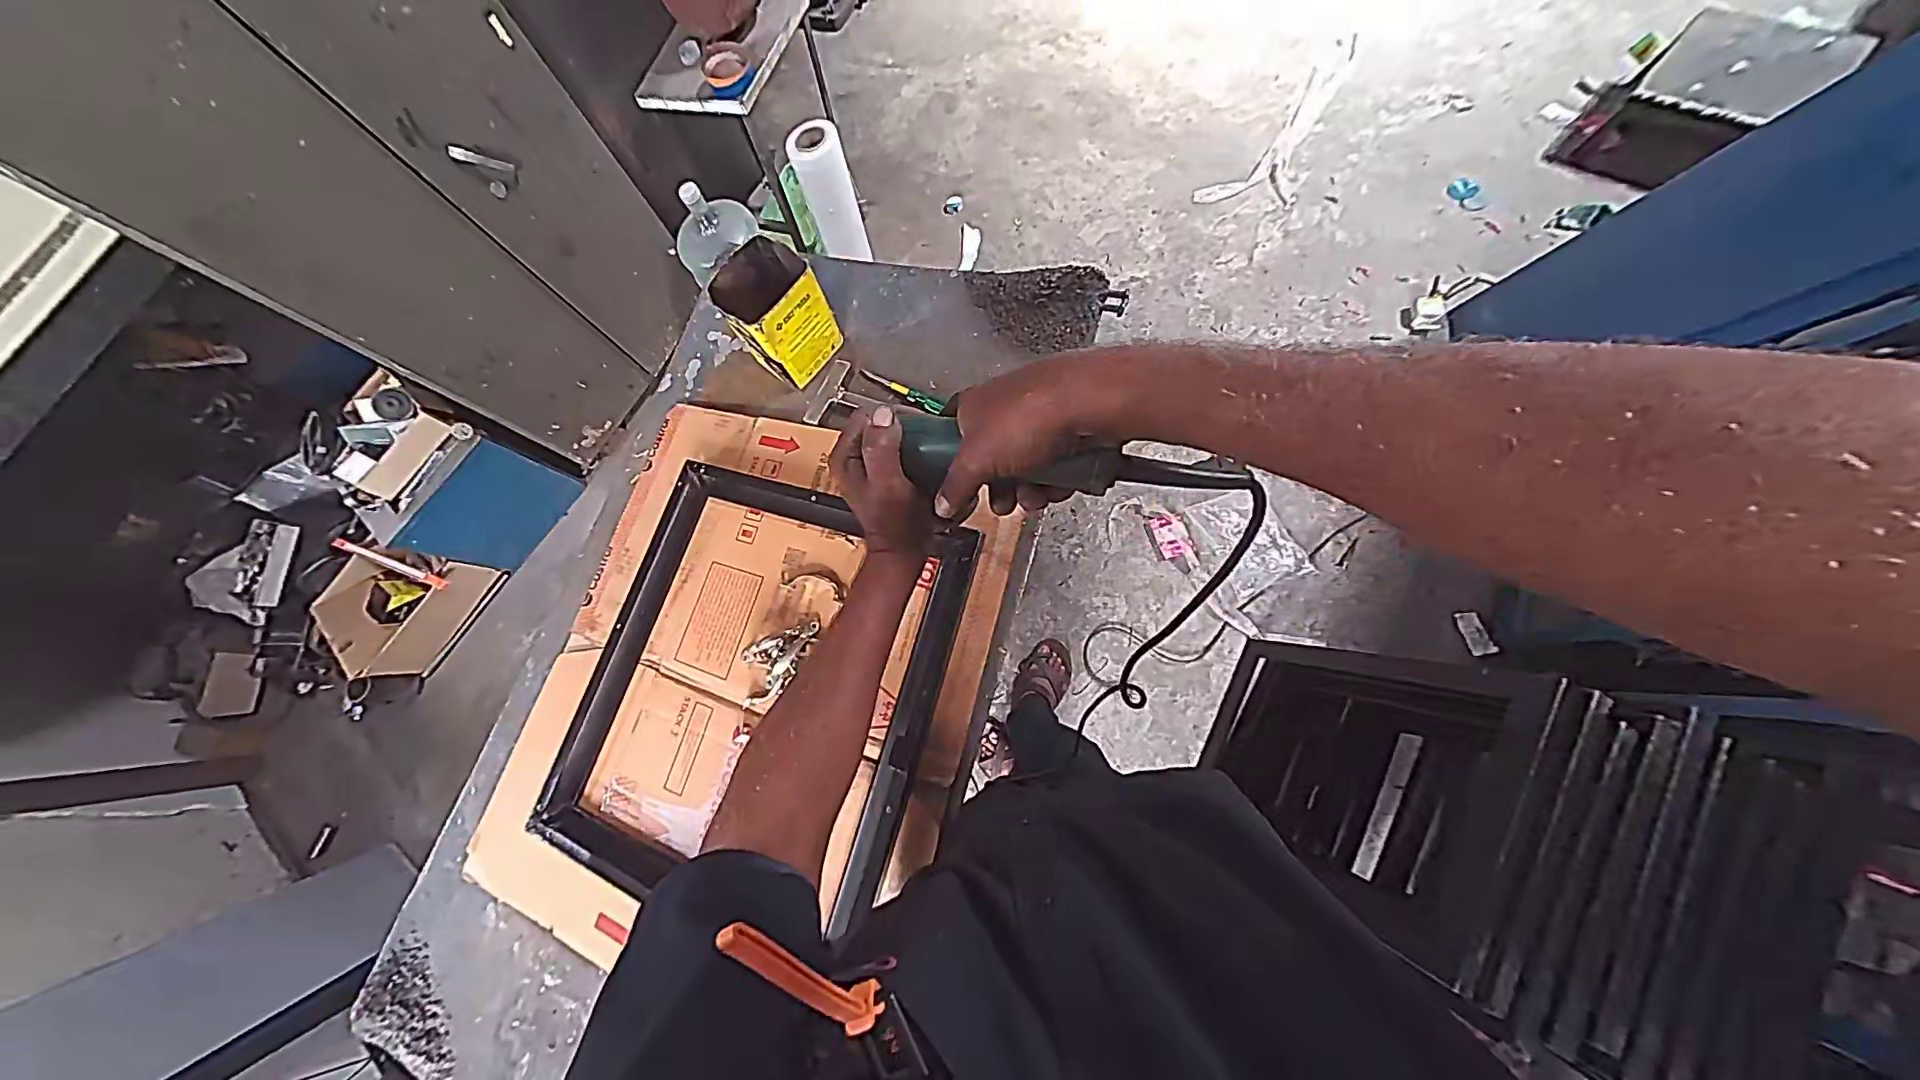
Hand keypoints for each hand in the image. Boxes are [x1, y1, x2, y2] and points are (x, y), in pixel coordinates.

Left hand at [831, 406, 935, 555]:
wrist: (905, 548)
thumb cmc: (895, 524)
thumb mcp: (887, 483)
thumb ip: (881, 449)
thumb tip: (883, 415)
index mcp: (844, 457)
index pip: (865, 415)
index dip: (890, 416)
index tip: (911, 424)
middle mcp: (853, 458)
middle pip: (879, 423)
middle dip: (901, 425)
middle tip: (921, 434)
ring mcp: (870, 465)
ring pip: (890, 434)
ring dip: (908, 436)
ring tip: (925, 444)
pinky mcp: (885, 472)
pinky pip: (899, 448)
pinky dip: (911, 448)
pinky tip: (923, 455)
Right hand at [934, 353, 1114, 518]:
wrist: (1090, 402)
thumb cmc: (1031, 414)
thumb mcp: (977, 461)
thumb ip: (956, 486)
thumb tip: (942, 504)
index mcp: (972, 406)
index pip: (949, 436)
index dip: (951, 465)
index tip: (955, 489)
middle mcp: (1003, 408)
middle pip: (992, 459)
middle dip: (999, 488)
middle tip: (1003, 503)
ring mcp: (1036, 418)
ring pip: (1026, 466)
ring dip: (1030, 489)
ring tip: (1036, 497)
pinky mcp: (1066, 430)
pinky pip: (1054, 464)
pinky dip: (1056, 479)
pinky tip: (1060, 486)